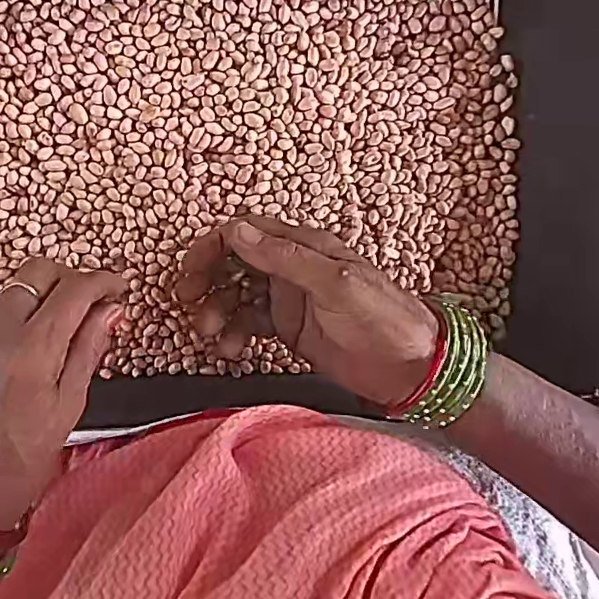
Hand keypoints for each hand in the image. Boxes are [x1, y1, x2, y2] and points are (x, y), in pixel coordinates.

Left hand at [0, 259, 124, 531]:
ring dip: (45, 290)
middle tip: (92, 301)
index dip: (103, 281)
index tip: (119, 287)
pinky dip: (21, 307)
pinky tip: (35, 334)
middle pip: (39, 270)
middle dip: (72, 277)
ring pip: (15, 285)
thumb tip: (112, 310)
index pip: (75, 289)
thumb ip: (89, 349)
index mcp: (33, 349)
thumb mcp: (69, 406)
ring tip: (66, 320)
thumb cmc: (20, 459)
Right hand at [174, 216, 439, 408]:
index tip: (191, 272)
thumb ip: (285, 257)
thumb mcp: (334, 283)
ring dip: (217, 311)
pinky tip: (230, 350)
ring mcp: (289, 299)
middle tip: (187, 302)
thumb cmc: (382, 318)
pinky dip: (234, 334)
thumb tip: (236, 231)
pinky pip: (250, 324)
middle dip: (207, 280)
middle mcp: (292, 269)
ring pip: (238, 295)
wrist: (412, 367)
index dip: (213, 247)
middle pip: (235, 262)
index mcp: (304, 247)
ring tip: (210, 335)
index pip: (247, 232)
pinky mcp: (290, 329)